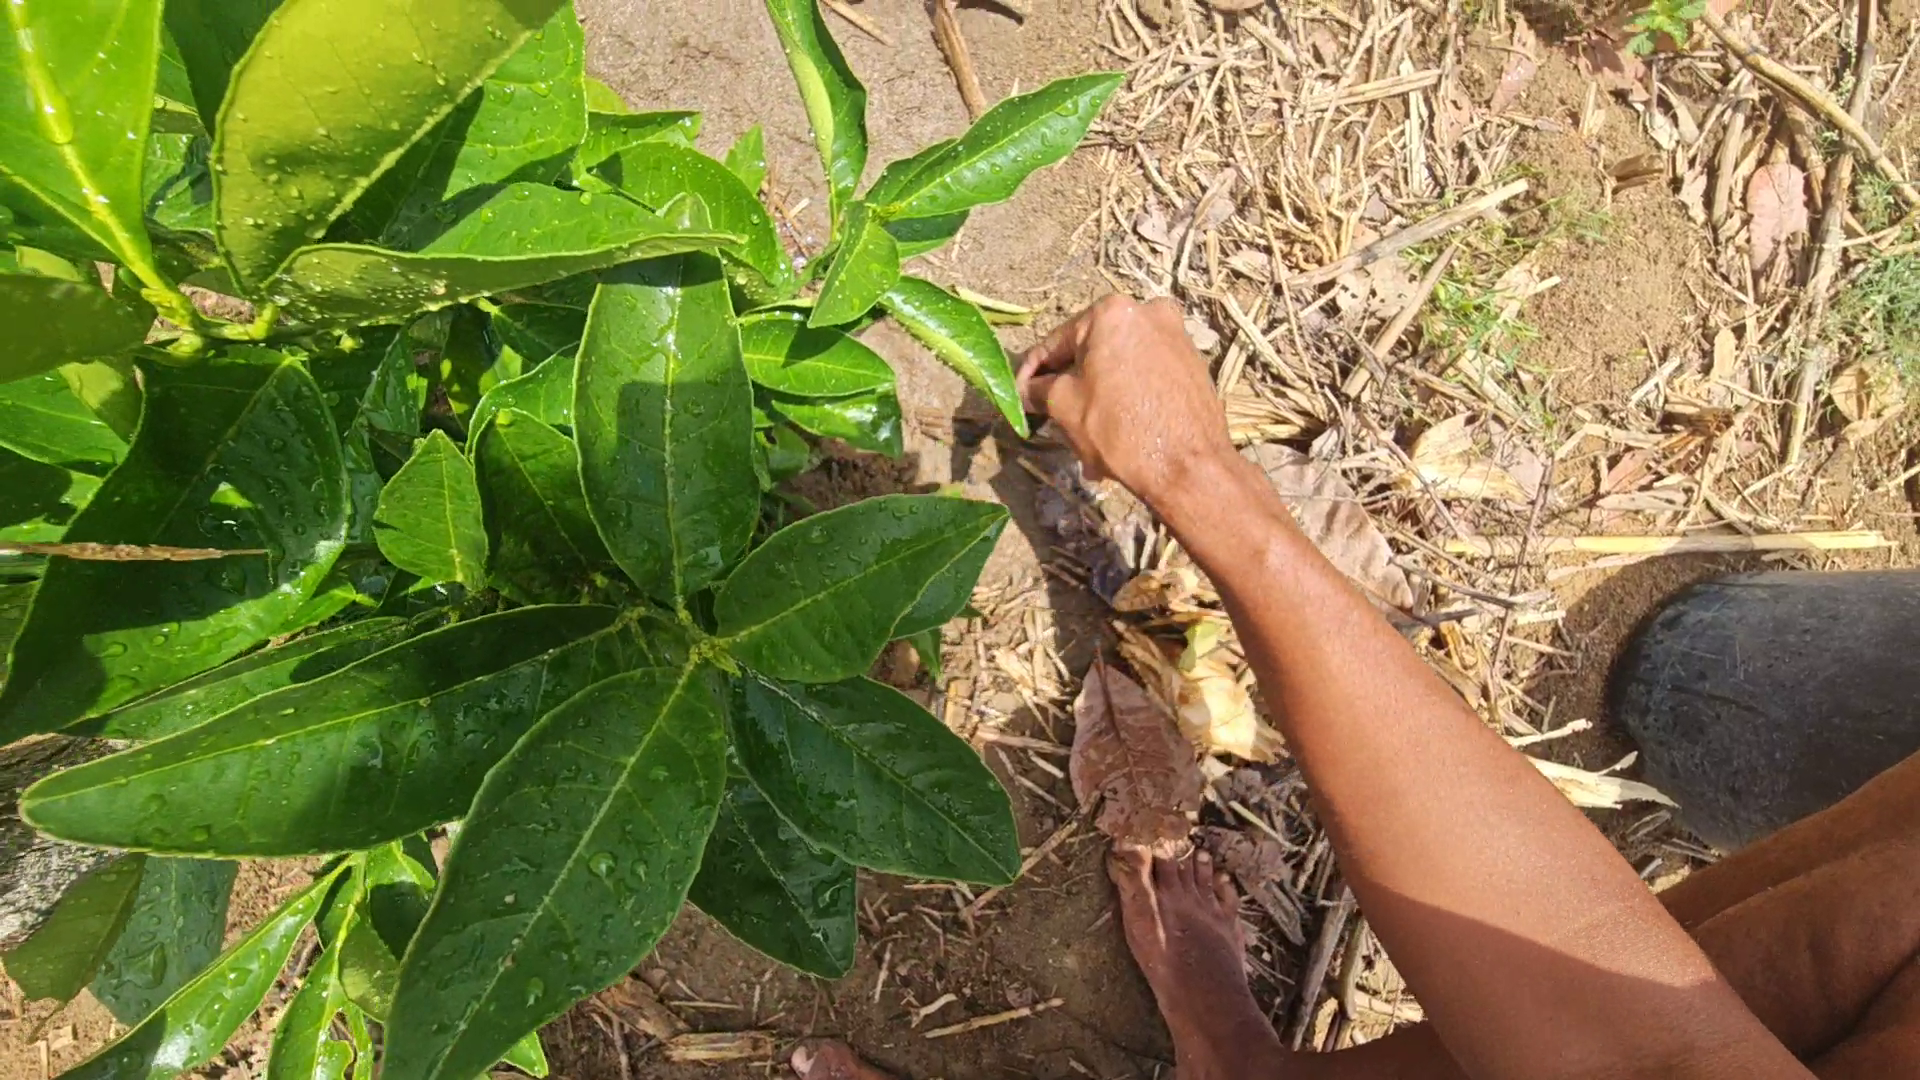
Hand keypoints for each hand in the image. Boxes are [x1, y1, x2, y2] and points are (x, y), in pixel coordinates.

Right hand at [1017, 295, 1236, 512]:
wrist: (1188, 467)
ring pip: (1117, 369)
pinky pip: (1143, 379)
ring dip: (1096, 401)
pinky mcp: (1192, 365)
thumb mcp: (1064, 406)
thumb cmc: (1120, 430)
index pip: (1055, 343)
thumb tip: (1025, 389)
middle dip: (1069, 390)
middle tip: (1051, 422)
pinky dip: (1125, 402)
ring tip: (1084, 443)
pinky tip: (1115, 437)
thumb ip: (1038, 389)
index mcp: (1111, 312)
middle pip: (1090, 355)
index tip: (1017, 395)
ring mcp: (1176, 337)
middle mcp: (1148, 313)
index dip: (1030, 373)